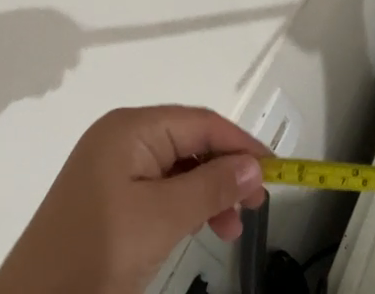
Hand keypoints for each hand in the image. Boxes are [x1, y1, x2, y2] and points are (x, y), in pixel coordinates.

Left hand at [0, 105, 269, 293]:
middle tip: (255, 204)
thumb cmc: (99, 251)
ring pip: (177, 167)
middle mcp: (121, 136)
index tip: (275, 171)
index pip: (200, 122)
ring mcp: (112, 166)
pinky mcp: (107, 195)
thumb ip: (212, 186)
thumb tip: (254, 164)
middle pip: (189, 141)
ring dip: (208, 192)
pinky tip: (200, 226)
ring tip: (230, 226)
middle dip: (225, 170)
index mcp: (130, 128)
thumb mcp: (162, 219)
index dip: (240, 144)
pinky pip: (159, 186)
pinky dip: (185, 204)